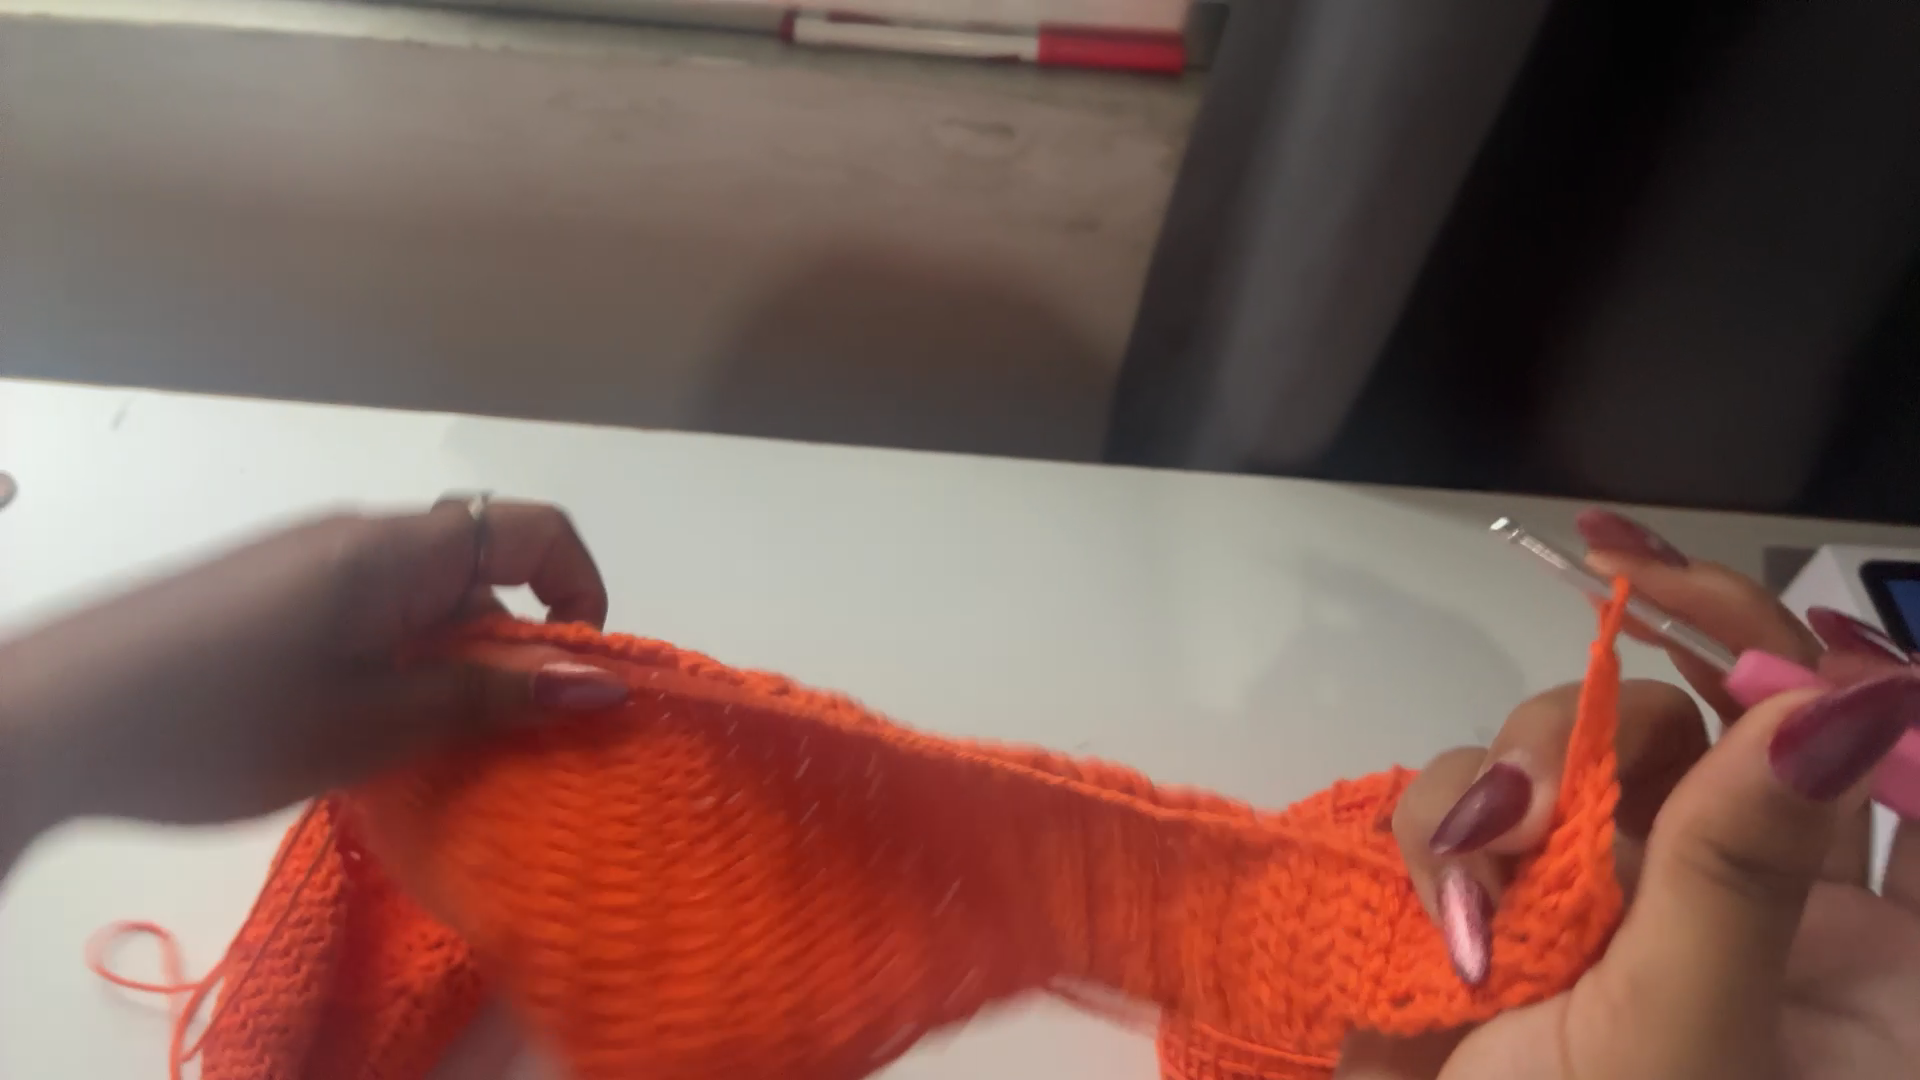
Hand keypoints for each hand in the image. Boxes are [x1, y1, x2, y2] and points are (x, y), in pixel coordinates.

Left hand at [0, 500, 629, 833]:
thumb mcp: (376, 721)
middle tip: (491, 723)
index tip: (568, 667)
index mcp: (400, 549)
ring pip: (436, 596)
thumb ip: (497, 694)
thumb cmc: (213, 722)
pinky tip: (365, 716)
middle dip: (514, 642)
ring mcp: (320, 562)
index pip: (539, 530)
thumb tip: (607, 684)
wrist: (16, 728)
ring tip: (420, 734)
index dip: (580, 588)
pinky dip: (408, 657)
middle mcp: (369, 538)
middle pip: (490, 568)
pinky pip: (385, 609)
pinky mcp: (283, 591)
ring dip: (458, 657)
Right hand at [1340, 510, 1919, 1079]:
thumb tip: (1830, 703)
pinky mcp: (1492, 865)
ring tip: (1475, 866)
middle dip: (1611, 697)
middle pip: (1687, 722)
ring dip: (1503, 779)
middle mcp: (1720, 886)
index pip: (1861, 754)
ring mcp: (1590, 872)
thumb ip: (1739, 871)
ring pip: (1556, 743)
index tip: (1666, 578)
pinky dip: (1435, 825)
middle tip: (1568, 604)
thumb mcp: (1675, 1032)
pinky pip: (1461, 790)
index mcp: (1846, 948)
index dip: (1781, 649)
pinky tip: (1440, 900)